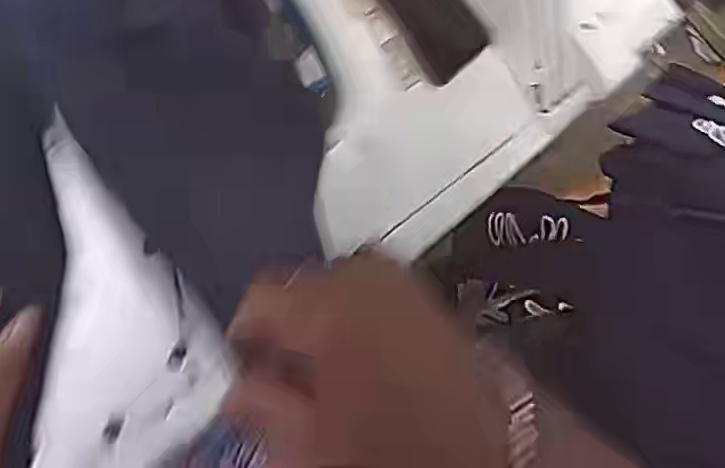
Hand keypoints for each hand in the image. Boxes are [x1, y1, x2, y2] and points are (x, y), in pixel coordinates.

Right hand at [226, 254, 507, 467]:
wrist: (482, 448)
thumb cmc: (403, 449)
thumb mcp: (308, 442)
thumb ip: (264, 405)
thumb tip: (243, 387)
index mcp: (330, 306)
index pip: (260, 293)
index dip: (243, 332)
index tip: (241, 358)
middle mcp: (368, 276)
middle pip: (301, 283)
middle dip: (287, 322)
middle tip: (282, 370)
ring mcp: (400, 277)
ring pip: (339, 281)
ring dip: (324, 314)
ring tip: (325, 366)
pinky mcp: (424, 289)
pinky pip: (375, 285)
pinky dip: (359, 310)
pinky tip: (361, 354)